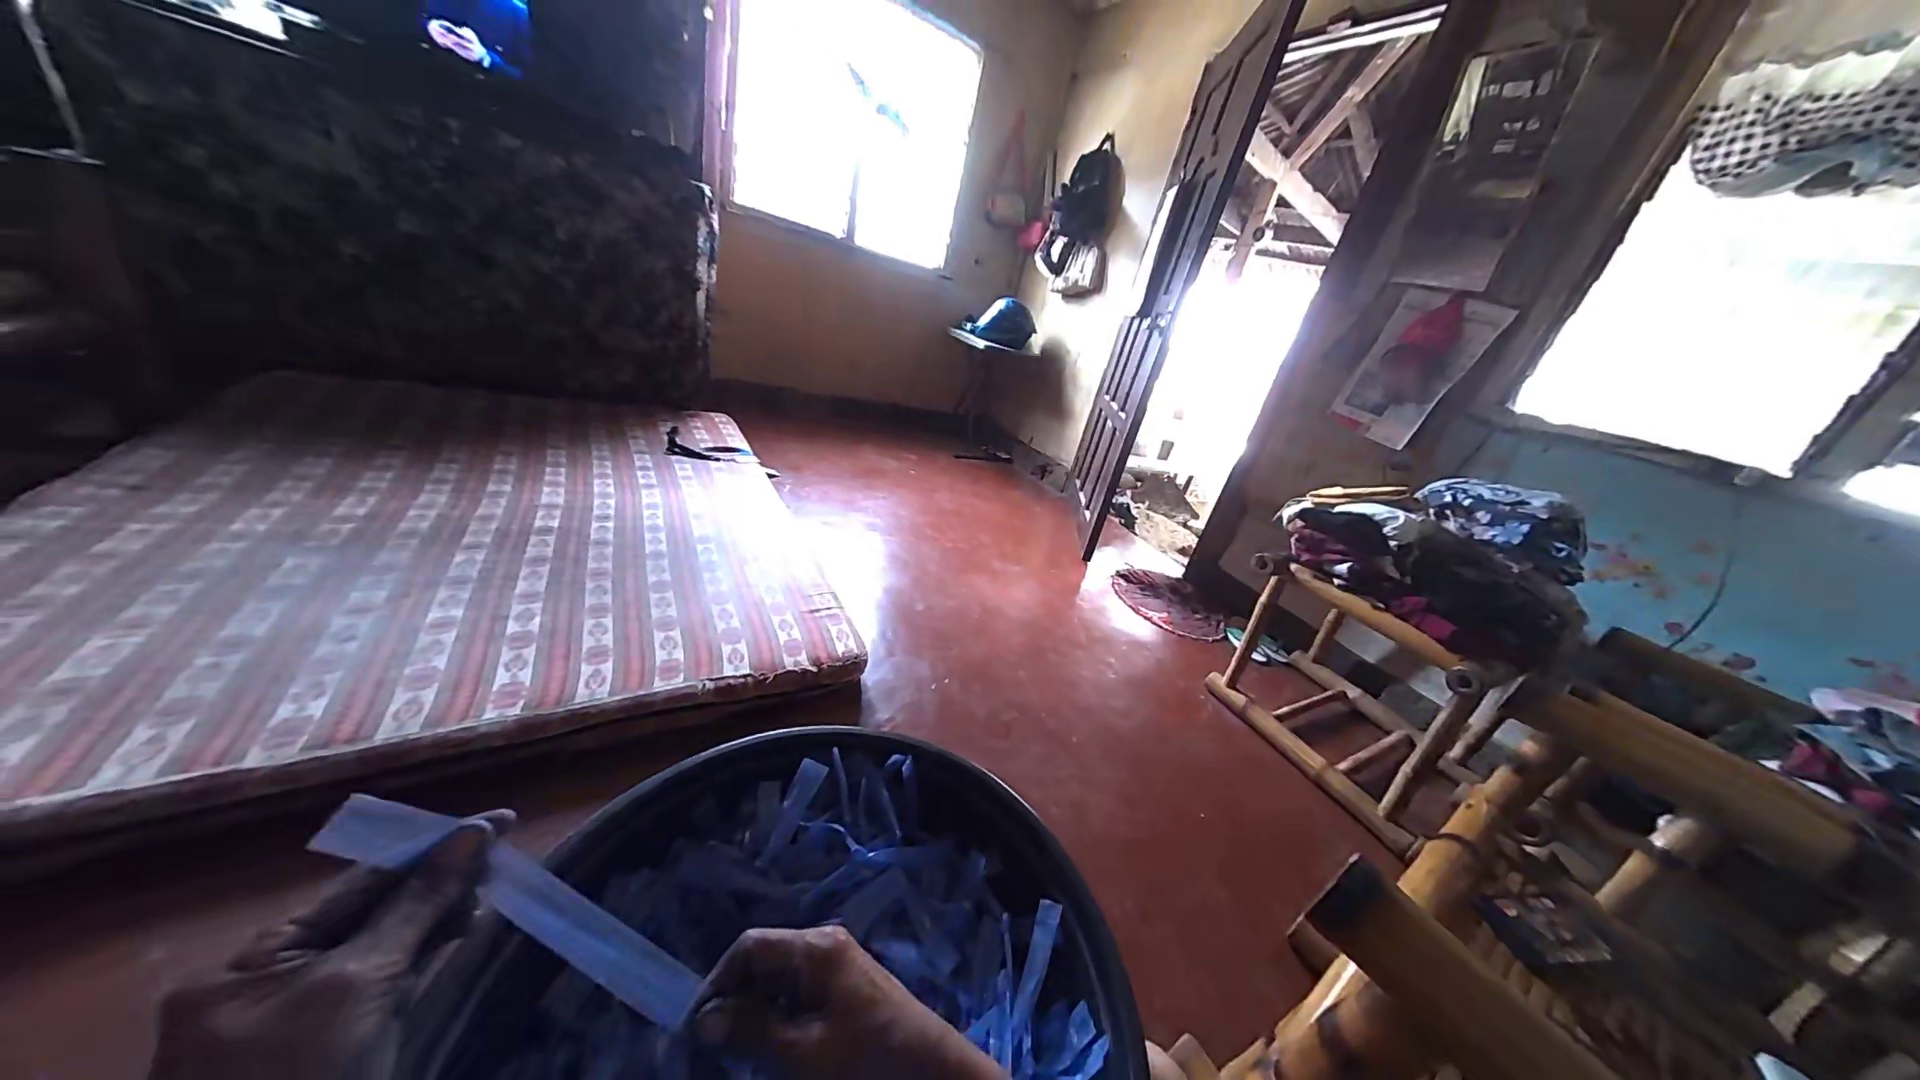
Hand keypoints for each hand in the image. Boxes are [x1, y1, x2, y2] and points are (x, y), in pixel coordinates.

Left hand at [148, 812, 511, 1079]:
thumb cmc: (303, 1076)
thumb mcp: (361, 981)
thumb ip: (418, 903)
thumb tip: (473, 834)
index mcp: (252, 959)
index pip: (361, 880)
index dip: (431, 846)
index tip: (498, 821)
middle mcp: (273, 975)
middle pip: (374, 906)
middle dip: (439, 878)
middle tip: (499, 858)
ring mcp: (304, 1010)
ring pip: (387, 938)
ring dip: (440, 911)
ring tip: (488, 893)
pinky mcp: (337, 1035)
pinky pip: (388, 974)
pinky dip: (428, 948)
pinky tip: (464, 928)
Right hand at [694, 925, 1007, 1079]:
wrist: (932, 1070)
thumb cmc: (868, 1057)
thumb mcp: (805, 1052)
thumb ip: (753, 1032)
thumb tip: (704, 1019)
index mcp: (816, 947)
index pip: (751, 946)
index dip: (718, 982)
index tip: (694, 1028)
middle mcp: (824, 945)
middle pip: (764, 960)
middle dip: (733, 998)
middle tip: (708, 1047)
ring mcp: (836, 965)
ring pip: (779, 979)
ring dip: (753, 1011)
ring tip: (732, 1052)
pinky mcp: (844, 988)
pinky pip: (798, 993)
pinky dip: (776, 1016)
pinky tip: (766, 1048)